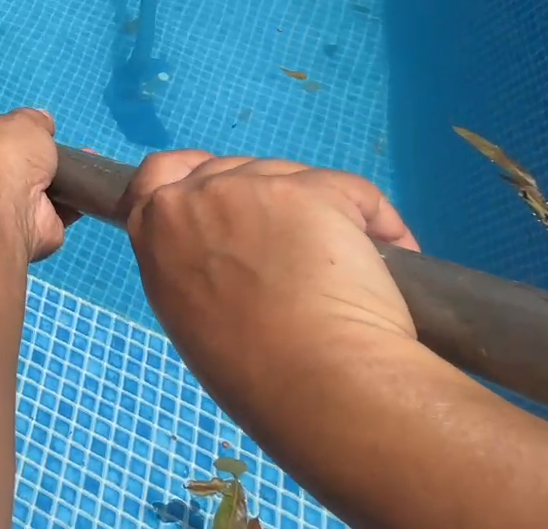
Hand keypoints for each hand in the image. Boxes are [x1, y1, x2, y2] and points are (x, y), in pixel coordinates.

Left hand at [0, 107, 76, 260]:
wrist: (12, 204)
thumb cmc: (6, 153)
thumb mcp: (21, 121)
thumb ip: (32, 119)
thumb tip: (41, 120)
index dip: (0, 133)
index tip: (22, 130)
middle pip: (12, 163)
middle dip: (37, 155)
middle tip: (59, 146)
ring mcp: (8, 202)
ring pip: (39, 185)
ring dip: (61, 175)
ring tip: (86, 159)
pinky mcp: (36, 223)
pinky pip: (60, 207)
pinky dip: (76, 198)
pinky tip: (92, 183)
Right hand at [123, 151, 420, 409]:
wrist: (311, 378)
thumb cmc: (245, 366)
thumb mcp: (185, 309)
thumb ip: (190, 265)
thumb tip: (230, 262)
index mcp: (151, 227)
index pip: (160, 171)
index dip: (195, 174)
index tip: (229, 195)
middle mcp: (189, 196)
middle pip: (232, 170)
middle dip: (268, 197)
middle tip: (301, 245)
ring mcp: (244, 188)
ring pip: (290, 176)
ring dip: (323, 208)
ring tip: (358, 260)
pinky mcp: (305, 191)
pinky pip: (350, 189)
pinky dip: (377, 217)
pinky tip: (395, 250)